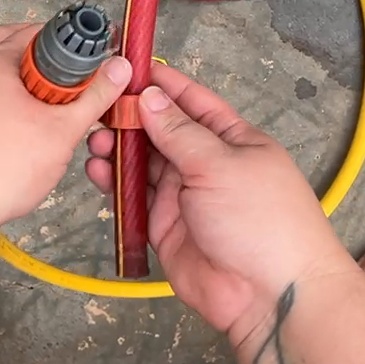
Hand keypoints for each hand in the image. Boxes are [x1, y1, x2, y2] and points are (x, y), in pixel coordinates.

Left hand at [0, 23, 130, 247]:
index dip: (74, 48)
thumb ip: (93, 98)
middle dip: (47, 66)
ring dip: (24, 91)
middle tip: (73, 90)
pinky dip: (4, 112)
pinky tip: (20, 141)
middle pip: (15, 51)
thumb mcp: (59, 131)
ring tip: (49, 120)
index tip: (96, 68)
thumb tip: (119, 69)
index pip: (43, 33)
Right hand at [85, 64, 349, 342]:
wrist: (268, 296)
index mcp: (232, 140)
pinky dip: (113, 183)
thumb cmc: (262, 222)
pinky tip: (96, 170)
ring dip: (118, 149)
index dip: (163, 84)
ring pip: (142, 163)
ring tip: (96, 140)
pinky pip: (133, 196)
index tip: (131, 67)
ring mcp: (183, 195)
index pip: (192, 102)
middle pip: (161, 131)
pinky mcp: (163, 224)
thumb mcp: (221, 165)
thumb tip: (152, 99)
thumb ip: (180, 133)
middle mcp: (206, 164)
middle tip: (100, 108)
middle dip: (131, 118)